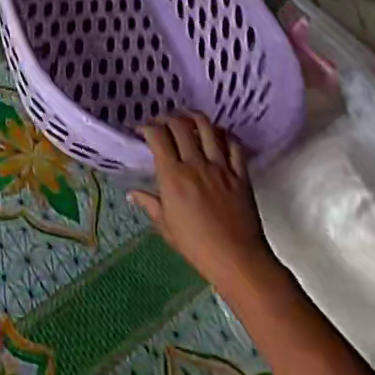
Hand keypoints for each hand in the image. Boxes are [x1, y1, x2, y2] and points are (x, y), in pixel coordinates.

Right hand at [130, 113, 278, 295]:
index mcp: (173, 177)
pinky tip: (219, 133)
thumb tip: (133, 194)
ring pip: (208, 129)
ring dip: (195, 117)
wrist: (235, 257)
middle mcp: (196, 164)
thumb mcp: (166, 226)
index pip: (158, 138)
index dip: (148, 127)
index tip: (142, 129)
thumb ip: (150, 204)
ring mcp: (221, 166)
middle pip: (181, 127)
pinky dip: (224, 134)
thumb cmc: (196, 246)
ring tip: (188, 116)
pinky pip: (234, 144)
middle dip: (168, 118)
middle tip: (162, 121)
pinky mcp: (241, 173)